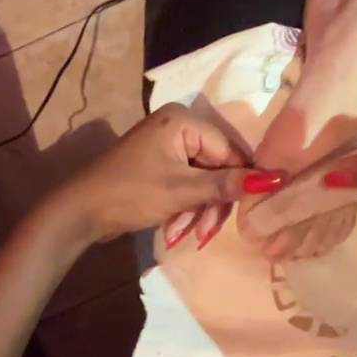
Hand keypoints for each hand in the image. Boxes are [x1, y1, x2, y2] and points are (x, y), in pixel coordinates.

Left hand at [41, 104, 278, 247]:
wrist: (81, 212)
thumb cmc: (132, 193)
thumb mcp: (183, 191)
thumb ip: (228, 185)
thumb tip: (276, 179)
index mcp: (183, 120)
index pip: (231, 150)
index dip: (240, 181)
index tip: (247, 212)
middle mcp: (178, 126)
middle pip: (219, 166)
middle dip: (214, 202)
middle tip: (205, 233)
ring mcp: (168, 146)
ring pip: (205, 180)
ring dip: (200, 210)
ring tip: (187, 235)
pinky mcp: (161, 165)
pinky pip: (189, 184)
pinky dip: (187, 207)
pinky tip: (178, 230)